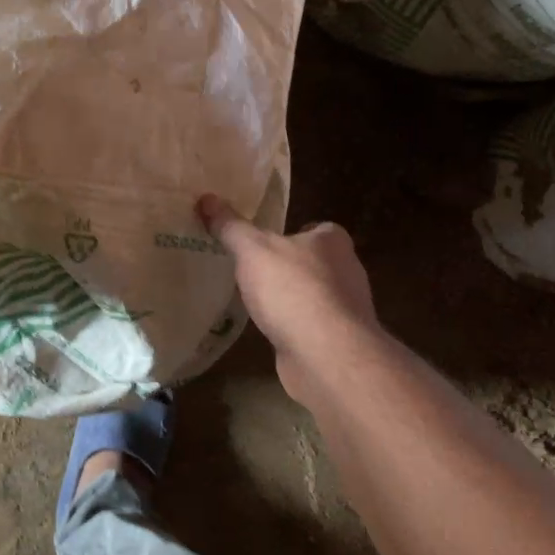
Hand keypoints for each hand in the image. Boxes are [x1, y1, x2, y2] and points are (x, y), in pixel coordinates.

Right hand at [197, 194, 377, 396]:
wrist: (326, 355)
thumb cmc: (293, 289)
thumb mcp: (252, 249)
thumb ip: (230, 226)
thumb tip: (207, 198)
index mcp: (333, 243)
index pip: (320, 229)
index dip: (296, 232)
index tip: (269, 239)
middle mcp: (347, 272)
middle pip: (317, 262)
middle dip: (291, 265)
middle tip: (255, 266)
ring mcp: (346, 311)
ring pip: (316, 296)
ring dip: (292, 298)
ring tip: (257, 299)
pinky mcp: (338, 343)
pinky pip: (311, 326)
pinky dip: (294, 326)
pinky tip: (270, 329)